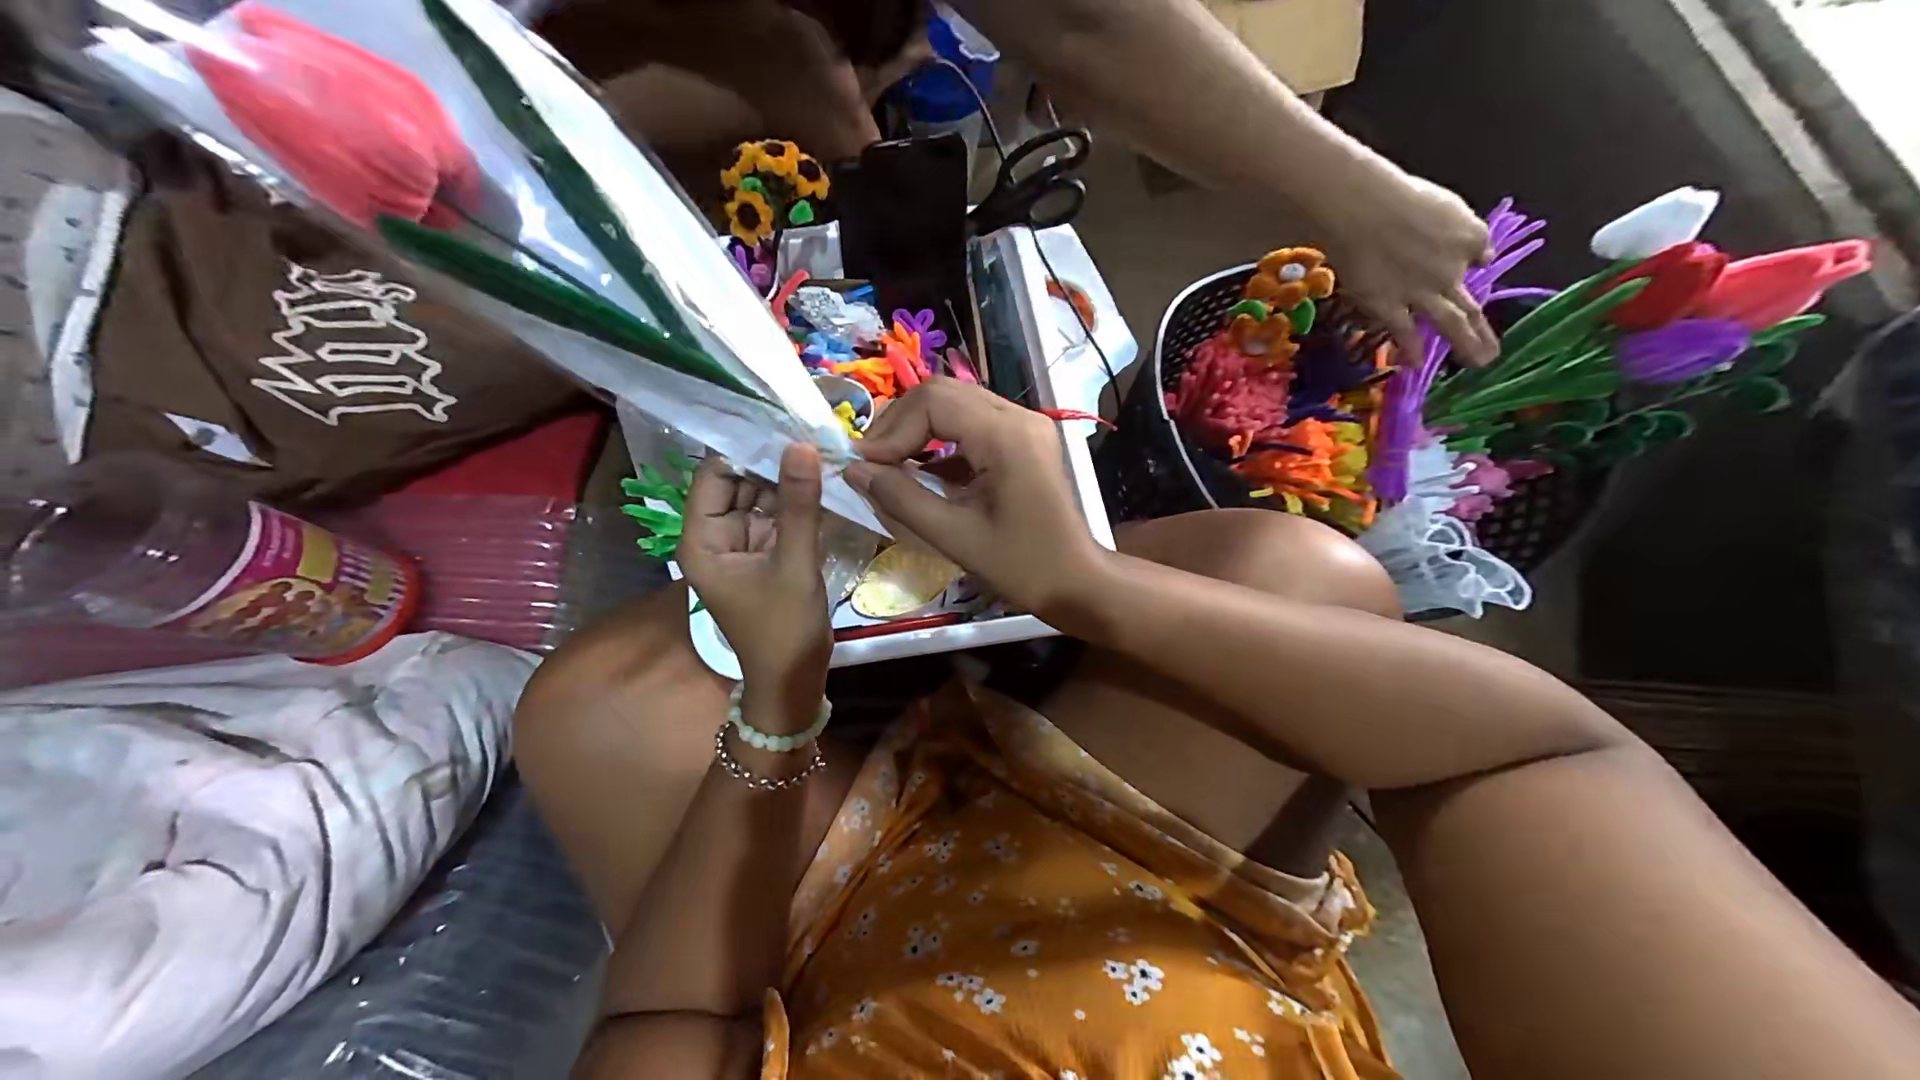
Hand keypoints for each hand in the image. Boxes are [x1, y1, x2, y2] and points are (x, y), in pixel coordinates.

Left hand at [677, 445, 831, 692]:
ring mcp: (743, 544)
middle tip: (811, 430)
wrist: (794, 679)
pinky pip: (780, 516)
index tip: (783, 423)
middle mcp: (717, 536)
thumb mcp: (794, 564)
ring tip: (823, 448)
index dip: (745, 448)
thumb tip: (802, 446)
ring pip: (763, 497)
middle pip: (740, 483)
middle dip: (772, 461)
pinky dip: (798, 502)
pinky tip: (823, 479)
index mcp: (702, 540)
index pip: (715, 476)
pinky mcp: (767, 552)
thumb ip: (799, 505)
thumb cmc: (783, 628)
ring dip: (789, 479)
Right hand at [845, 379, 1106, 620]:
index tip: (865, 466)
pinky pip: (972, 424)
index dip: (891, 429)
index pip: (934, 401)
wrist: (1078, 581)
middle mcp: (1018, 417)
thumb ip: (901, 498)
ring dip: (917, 430)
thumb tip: (854, 471)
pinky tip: (920, 470)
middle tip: (871, 462)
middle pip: (943, 393)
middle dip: (900, 424)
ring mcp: (1024, 426)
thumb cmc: (1023, 566)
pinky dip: (940, 441)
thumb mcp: (955, 537)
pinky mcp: (1023, 440)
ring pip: (956, 404)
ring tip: (889, 464)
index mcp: (1006, 436)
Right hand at [1311, 159, 1500, 366]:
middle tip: (1492, 352)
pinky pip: (1404, 332)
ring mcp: (1423, 292)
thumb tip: (1459, 244)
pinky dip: (1412, 348)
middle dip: (1483, 330)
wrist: (1364, 212)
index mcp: (1470, 237)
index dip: (1474, 262)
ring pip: (1451, 323)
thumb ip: (1453, 227)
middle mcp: (1453, 271)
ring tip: (1477, 362)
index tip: (1471, 268)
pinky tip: (1415, 365)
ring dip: (1466, 344)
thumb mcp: (1441, 204)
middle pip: (1473, 304)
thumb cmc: (1396, 196)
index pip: (1479, 255)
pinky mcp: (1391, 306)